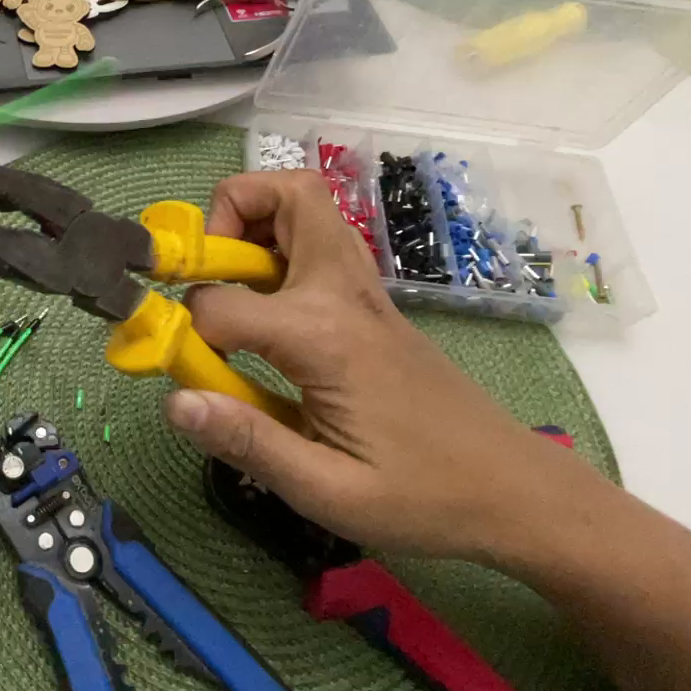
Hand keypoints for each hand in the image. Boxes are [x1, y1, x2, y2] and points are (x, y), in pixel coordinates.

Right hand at [161, 170, 611, 564]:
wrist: (518, 491)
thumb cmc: (424, 497)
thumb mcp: (328, 491)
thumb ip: (247, 441)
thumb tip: (173, 400)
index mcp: (325, 336)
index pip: (222, 304)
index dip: (186, 332)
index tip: (184, 370)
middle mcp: (343, 292)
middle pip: (285, 192)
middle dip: (225, 213)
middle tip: (204, 272)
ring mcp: (362, 291)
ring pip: (306, 204)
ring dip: (254, 222)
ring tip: (228, 284)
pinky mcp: (370, 303)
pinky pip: (317, 240)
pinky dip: (277, 245)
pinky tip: (266, 308)